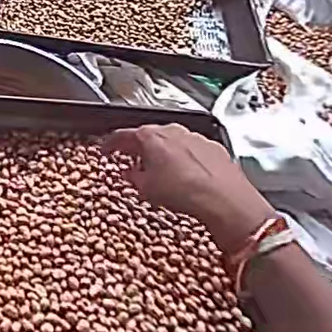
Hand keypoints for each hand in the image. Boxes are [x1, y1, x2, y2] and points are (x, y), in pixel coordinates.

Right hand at [104, 124, 273, 253]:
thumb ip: (131, 176)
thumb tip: (129, 174)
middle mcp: (173, 131)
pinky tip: (184, 175)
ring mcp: (195, 138)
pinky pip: (192, 150)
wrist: (225, 201)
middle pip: (148, 135)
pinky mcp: (214, 148)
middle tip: (130, 160)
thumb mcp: (145, 188)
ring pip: (171, 141)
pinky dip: (184, 159)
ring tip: (159, 171)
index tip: (106, 150)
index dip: (110, 144)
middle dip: (138, 147)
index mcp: (150, 136)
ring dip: (162, 153)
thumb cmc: (185, 192)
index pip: (122, 135)